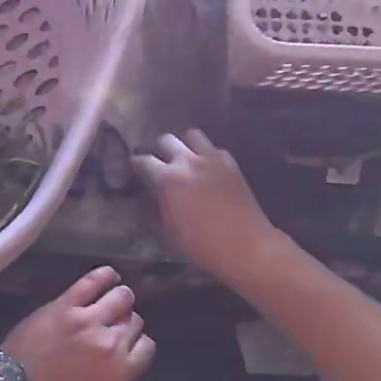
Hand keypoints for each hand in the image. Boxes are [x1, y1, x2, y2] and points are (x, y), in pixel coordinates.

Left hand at [0, 266, 154, 380]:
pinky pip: (94, 281)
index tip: (126, 340)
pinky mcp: (66, 306)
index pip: (148, 346)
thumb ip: (117, 367)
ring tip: (110, 300)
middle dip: (126, 321)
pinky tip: (108, 277)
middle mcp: (110, 346)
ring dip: (120, 298)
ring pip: (122, 297)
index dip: (137, 341)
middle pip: (135, 321)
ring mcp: (88, 322)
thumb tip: (125, 344)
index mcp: (120, 372)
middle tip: (111, 323)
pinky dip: (105, 275)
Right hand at [134, 130, 282, 282]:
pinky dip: (207, 155)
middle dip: (161, 149)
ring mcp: (212, 159)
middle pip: (167, 140)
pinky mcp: (231, 163)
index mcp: (167, 179)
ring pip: (192, 135)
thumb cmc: (201, 245)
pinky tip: (209, 170)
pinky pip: (214, 149)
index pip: (144, 160)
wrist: (244, 244)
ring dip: (186, 145)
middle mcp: (188, 161)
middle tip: (163, 163)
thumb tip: (157, 193)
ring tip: (187, 160)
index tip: (137, 167)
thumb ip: (161, 204)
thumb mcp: (169, 229)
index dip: (138, 163)